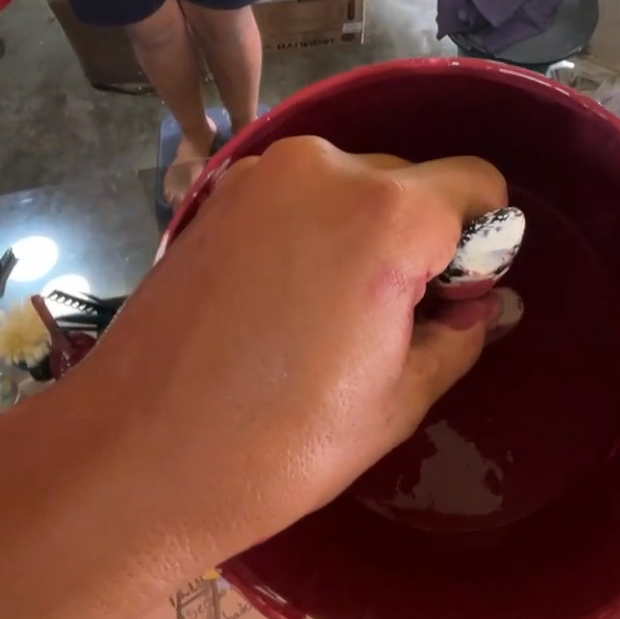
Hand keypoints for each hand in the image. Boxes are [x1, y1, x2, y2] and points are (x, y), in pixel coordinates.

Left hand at [68, 136, 515, 553]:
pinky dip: (313, 226)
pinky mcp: (221, 190)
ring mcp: (264, 171)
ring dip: (364, 230)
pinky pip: (301, 193)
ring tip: (324, 309)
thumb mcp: (397, 399)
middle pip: (413, 182)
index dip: (482, 242)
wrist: (131, 452)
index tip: (449, 299)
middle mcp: (325, 166)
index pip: (477, 184)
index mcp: (385, 212)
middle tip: (384, 318)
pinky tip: (280, 292)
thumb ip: (460, 331)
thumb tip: (488, 300)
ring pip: (354, 183)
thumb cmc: (279, 442)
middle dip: (419, 238)